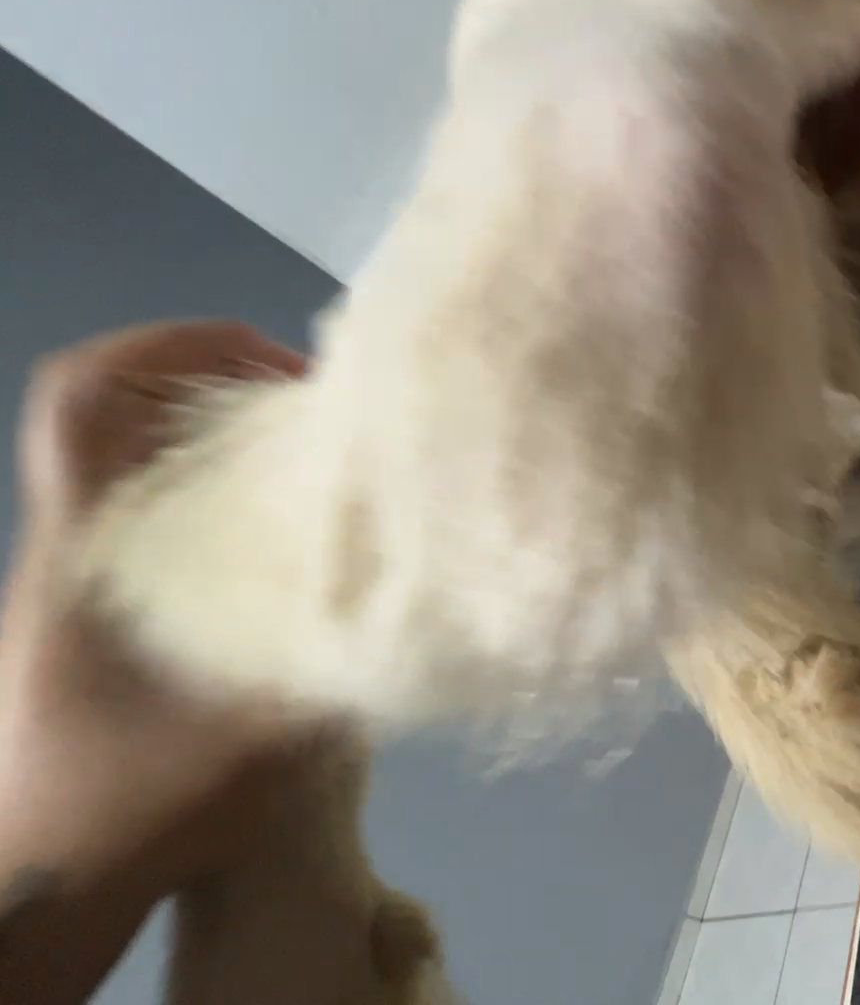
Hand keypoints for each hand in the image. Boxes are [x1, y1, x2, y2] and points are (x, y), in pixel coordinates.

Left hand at [1, 321, 315, 892]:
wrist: (55, 876)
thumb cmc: (150, 798)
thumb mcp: (275, 723)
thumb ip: (355, 640)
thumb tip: (441, 577)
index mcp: (107, 544)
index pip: (94, 393)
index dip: (188, 347)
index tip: (295, 373)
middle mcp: (94, 539)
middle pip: (137, 410)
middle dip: (247, 392)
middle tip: (346, 426)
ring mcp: (102, 569)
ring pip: (168, 460)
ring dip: (254, 447)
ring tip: (344, 479)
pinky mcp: (124, 603)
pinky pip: (186, 511)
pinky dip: (251, 497)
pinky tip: (316, 544)